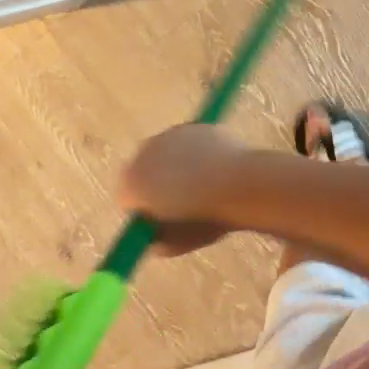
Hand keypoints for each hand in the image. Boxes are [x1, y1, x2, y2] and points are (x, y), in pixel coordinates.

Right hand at [117, 124, 253, 255]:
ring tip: (201, 182)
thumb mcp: (180, 242)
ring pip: (163, 154)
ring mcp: (167, 136)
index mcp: (132, 185)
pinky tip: (213, 165)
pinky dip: (194, 153)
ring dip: (174, 166)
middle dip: (155, 185)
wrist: (242, 184)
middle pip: (141, 171)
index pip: (126, 199)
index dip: (143, 211)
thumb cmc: (208, 217)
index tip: (160, 221)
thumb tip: (156, 242)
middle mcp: (142, 155)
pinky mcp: (191, 126)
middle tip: (180, 201)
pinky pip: (185, 143)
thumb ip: (161, 241)